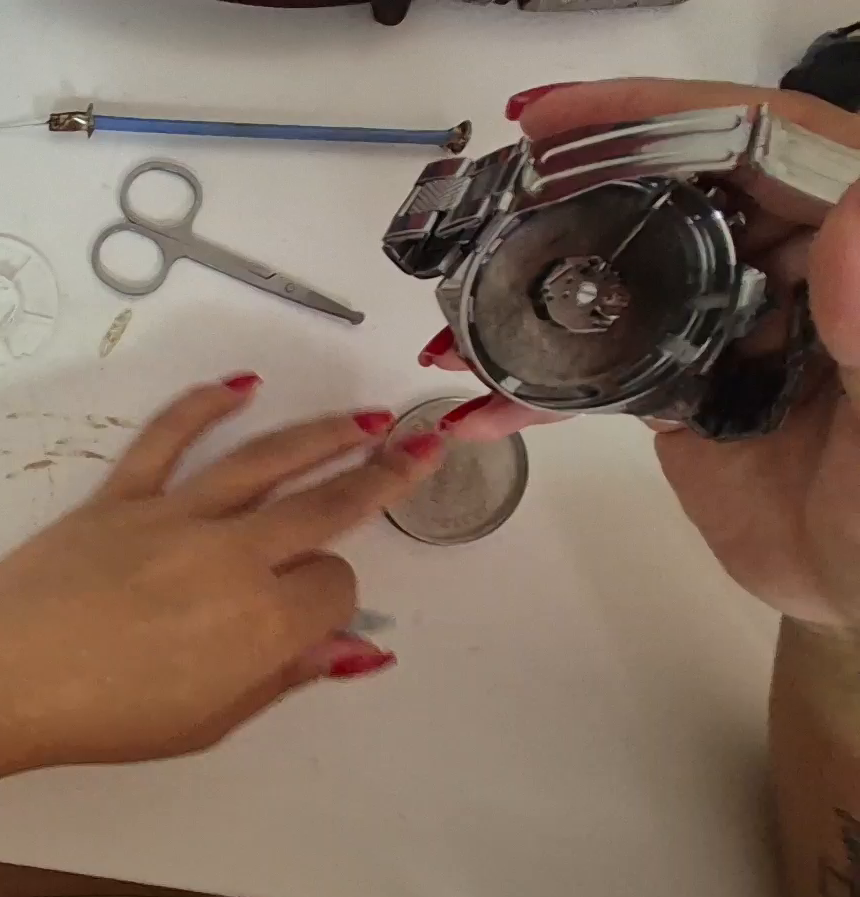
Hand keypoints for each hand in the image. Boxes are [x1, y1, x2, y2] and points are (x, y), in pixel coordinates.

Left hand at [0, 376, 442, 768]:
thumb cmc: (99, 717)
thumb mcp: (205, 723)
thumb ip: (282, 678)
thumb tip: (354, 648)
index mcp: (263, 621)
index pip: (334, 589)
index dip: (334, 601)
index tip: (316, 614)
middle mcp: (232, 555)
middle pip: (323, 507)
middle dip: (381, 478)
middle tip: (422, 446)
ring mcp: (172, 516)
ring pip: (264, 460)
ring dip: (323, 433)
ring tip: (367, 416)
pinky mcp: (117, 497)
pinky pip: (167, 439)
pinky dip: (202, 406)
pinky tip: (239, 386)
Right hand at [424, 79, 859, 627]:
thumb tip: (851, 208)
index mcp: (850, 248)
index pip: (751, 148)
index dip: (647, 117)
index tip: (543, 121)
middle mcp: (782, 271)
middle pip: (656, 206)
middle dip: (551, 208)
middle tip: (466, 218)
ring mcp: (718, 330)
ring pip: (602, 288)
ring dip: (515, 309)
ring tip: (444, 337)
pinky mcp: (670, 390)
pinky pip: (585, 369)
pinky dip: (523, 390)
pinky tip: (475, 412)